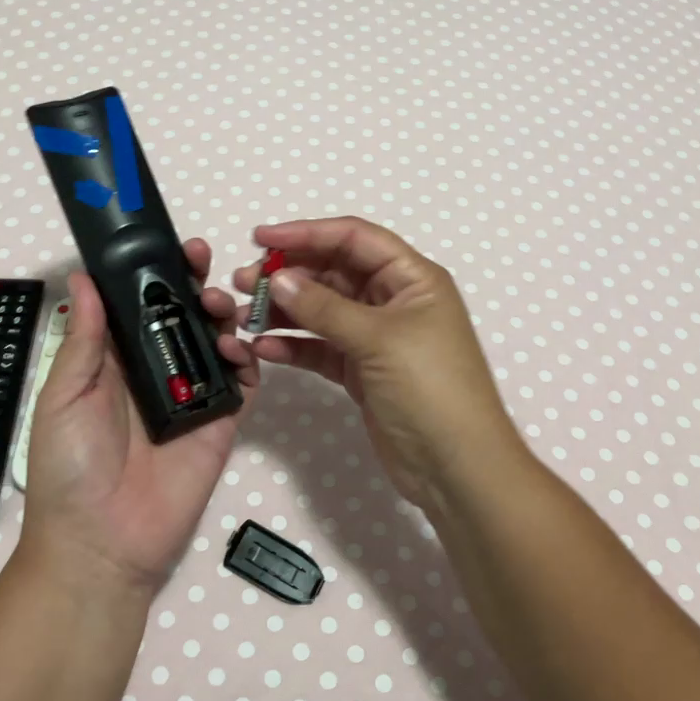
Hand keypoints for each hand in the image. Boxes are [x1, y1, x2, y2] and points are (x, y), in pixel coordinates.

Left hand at [19, 239, 258, 594]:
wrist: (100, 545)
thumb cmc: (69, 468)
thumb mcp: (64, 397)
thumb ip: (83, 338)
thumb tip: (84, 277)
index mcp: (115, 362)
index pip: (141, 307)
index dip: (156, 274)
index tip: (170, 247)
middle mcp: (157, 372)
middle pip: (184, 318)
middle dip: (195, 285)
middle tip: (202, 265)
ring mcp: (193, 397)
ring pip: (216, 343)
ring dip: (221, 316)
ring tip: (217, 306)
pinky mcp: (221, 424)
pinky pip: (243, 384)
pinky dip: (247, 361)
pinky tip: (237, 349)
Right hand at [233, 217, 521, 512]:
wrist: (456, 467)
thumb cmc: (430, 388)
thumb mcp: (378, 340)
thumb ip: (325, 308)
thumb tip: (279, 280)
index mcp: (412, 279)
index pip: (354, 239)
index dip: (307, 233)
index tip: (260, 238)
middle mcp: (394, 301)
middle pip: (334, 272)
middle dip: (289, 275)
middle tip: (243, 283)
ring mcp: (376, 338)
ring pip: (322, 311)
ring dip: (285, 311)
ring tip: (243, 317)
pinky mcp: (361, 372)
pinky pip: (320, 348)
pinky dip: (294, 346)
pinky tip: (264, 349)